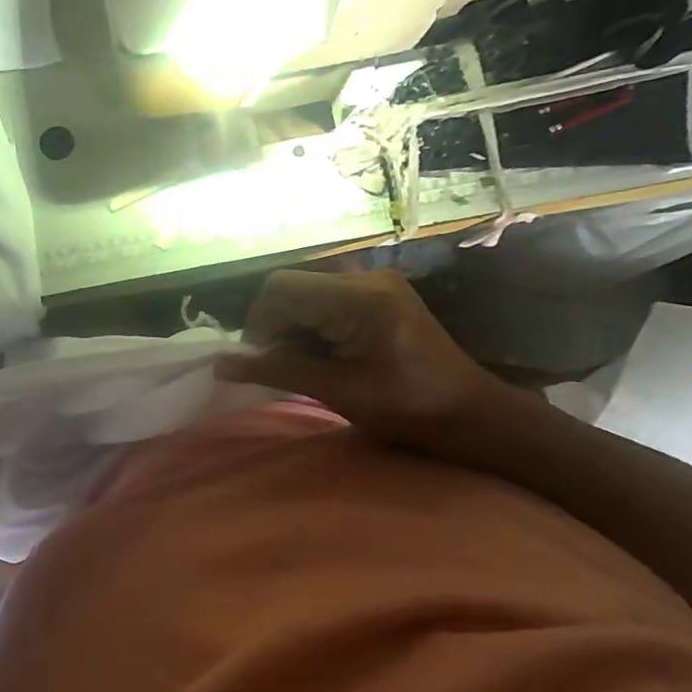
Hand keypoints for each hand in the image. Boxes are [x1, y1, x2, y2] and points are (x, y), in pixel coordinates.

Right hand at [217, 270, 503, 445]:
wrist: (470, 413)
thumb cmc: (407, 409)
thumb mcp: (336, 391)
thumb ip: (277, 370)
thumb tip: (221, 365)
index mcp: (359, 299)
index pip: (282, 288)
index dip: (258, 321)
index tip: (259, 359)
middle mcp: (366, 277)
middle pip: (292, 286)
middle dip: (275, 324)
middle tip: (280, 364)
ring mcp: (375, 282)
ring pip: (307, 292)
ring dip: (293, 326)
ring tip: (305, 363)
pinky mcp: (379, 294)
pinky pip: (327, 299)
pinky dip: (312, 324)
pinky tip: (324, 354)